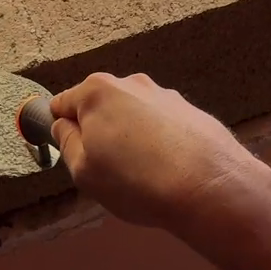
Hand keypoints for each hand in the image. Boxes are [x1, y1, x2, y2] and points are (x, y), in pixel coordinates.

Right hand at [49, 72, 270, 242]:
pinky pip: (162, 125)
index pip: (62, 104)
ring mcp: (163, 94)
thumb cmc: (136, 180)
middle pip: (101, 106)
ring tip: (144, 175)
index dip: (61, 129)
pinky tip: (169, 170)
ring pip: (133, 116)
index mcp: (96, 91)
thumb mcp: (83, 171)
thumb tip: (63, 125)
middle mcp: (130, 82)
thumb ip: (66, 142)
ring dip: (131, 138)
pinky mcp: (190, 110)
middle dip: (99, 133)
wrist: (209, 186)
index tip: (70, 152)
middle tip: (108, 170)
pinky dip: (159, 142)